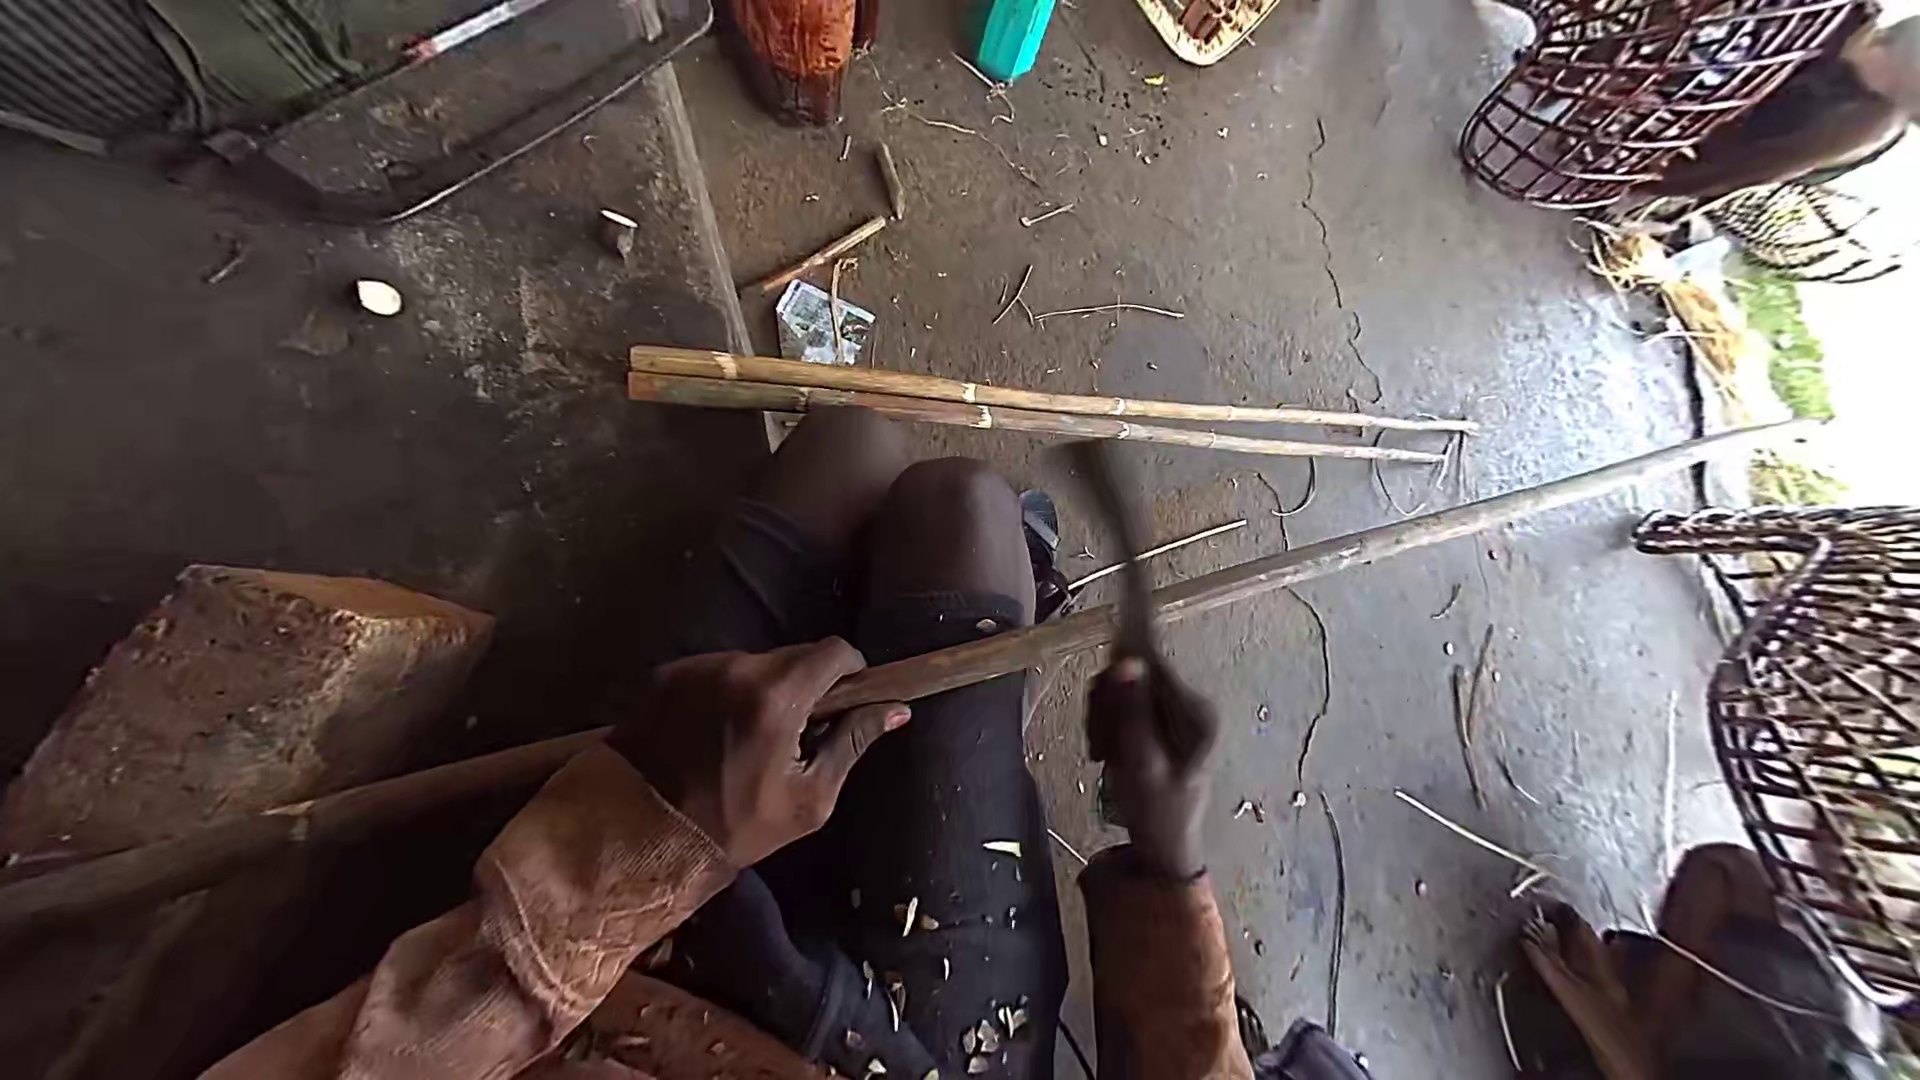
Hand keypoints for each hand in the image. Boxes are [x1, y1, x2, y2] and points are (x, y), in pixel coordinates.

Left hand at [612, 638, 909, 866]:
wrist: (634, 840)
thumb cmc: (734, 826)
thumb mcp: (809, 798)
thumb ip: (853, 742)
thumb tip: (897, 710)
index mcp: (776, 697)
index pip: (834, 650)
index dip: (851, 668)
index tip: (848, 694)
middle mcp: (737, 668)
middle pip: (796, 653)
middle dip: (810, 682)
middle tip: (801, 726)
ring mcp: (699, 666)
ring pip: (759, 660)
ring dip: (770, 685)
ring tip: (754, 733)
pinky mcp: (669, 672)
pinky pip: (722, 668)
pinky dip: (733, 689)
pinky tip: (719, 729)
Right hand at [1086, 655, 1218, 878]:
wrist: (1161, 848)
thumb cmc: (1156, 812)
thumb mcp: (1141, 762)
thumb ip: (1133, 710)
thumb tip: (1127, 660)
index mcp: (1196, 712)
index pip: (1150, 668)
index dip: (1117, 681)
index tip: (1098, 708)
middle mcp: (1190, 705)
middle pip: (1133, 676)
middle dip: (1107, 706)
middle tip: (1099, 742)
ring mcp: (1174, 713)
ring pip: (1122, 690)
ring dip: (1103, 717)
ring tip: (1102, 750)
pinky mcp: (1158, 721)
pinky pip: (1123, 705)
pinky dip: (1107, 724)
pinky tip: (1106, 749)